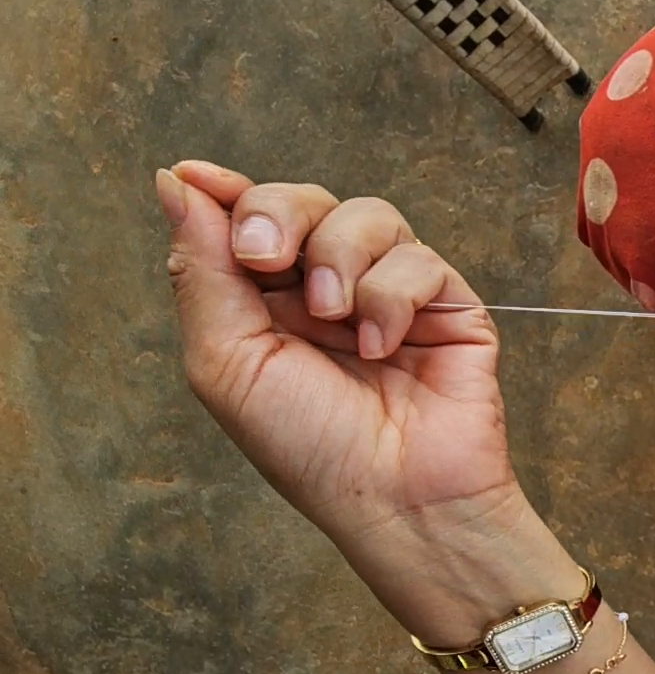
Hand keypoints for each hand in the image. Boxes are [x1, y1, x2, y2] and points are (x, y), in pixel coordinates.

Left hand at [158, 162, 576, 642]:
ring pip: (374, 219)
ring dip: (341, 257)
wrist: (399, 493)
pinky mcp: (456, 313)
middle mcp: (337, 293)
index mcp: (273, 303)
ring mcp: (401, 301)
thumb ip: (203, 271)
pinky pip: (423, 262)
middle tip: (268, 260)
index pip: (253, 216)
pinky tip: (382, 345)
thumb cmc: (313, 447)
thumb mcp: (225, 361)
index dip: (233, 193)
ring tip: (335, 316)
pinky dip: (394, 296)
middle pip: (311, 200)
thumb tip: (179, 180)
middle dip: (282, 215)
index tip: (205, 185)